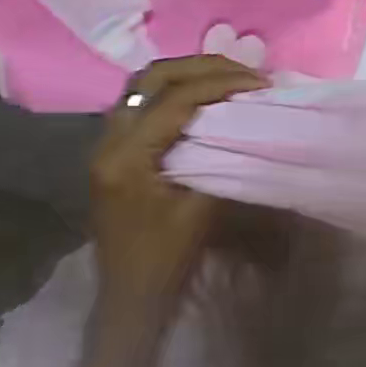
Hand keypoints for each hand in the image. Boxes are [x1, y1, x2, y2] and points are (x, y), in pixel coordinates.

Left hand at [90, 56, 265, 323]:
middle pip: (150, 79)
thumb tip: (248, 128)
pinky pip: (144, 105)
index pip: (172, 101)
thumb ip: (219, 166)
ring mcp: (107, 145)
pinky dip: (176, 94)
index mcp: (125, 157)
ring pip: (143, 87)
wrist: (127, 299)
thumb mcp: (198, 216)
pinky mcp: (115, 152)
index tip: (258, 83)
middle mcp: (108, 141)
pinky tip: (206, 98)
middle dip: (201, 67)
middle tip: (244, 71)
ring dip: (187, 75)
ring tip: (229, 77)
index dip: (218, 85)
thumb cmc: (163, 263)